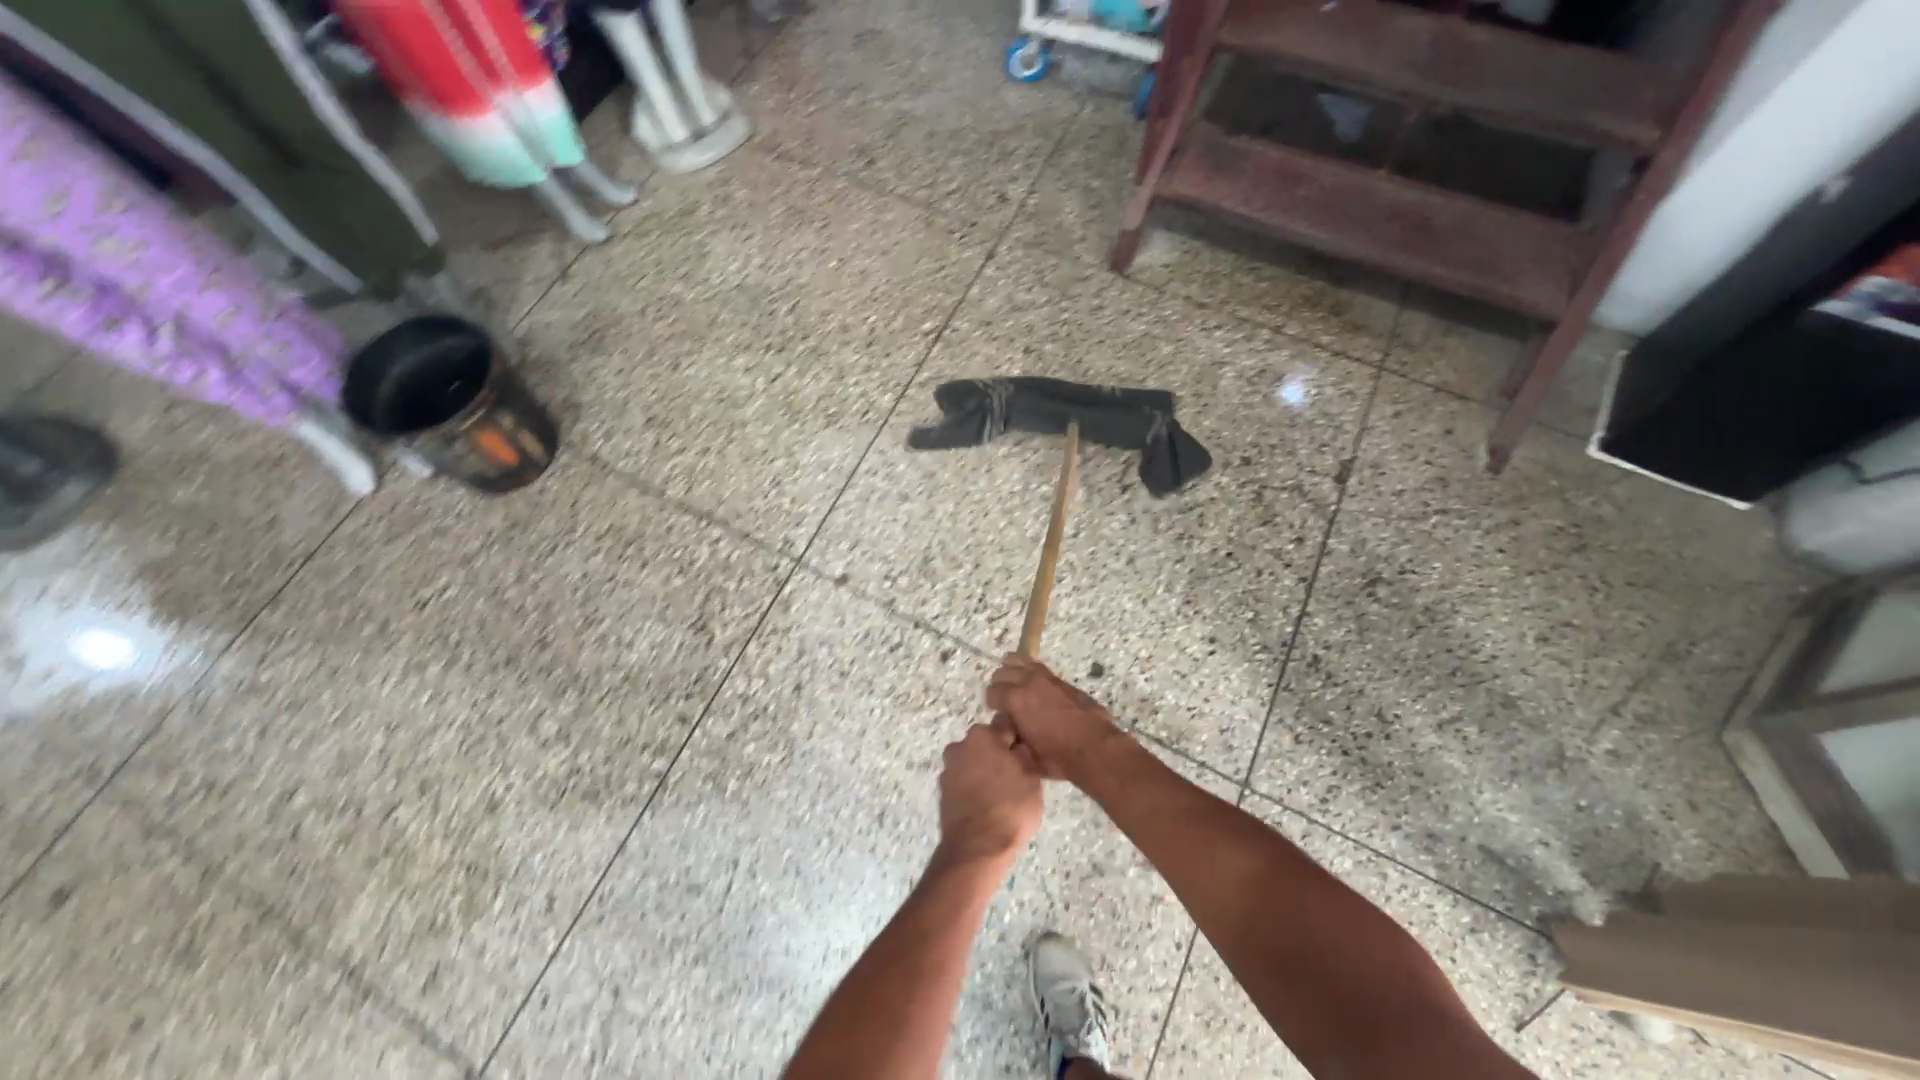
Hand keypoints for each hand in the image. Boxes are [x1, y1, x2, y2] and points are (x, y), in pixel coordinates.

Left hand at [937, 723, 1043, 862]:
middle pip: (986, 743)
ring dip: (985, 771)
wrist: (977, 848)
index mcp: (982, 736)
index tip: (1027, 755)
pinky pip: (964, 782)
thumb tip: (1017, 746)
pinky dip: (974, 787)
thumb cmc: (1011, 807)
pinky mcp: (943, 792)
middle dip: (999, 754)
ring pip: (973, 762)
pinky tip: (986, 805)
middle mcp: (960, 746)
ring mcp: (948, 769)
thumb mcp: (1032, 777)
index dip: (1018, 739)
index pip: (1005, 724)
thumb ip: (1024, 754)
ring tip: (1002, 794)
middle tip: (1017, 776)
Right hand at [985, 656, 1124, 781]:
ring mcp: (1046, 678)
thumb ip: (1012, 739)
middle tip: (1005, 703)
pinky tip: (1032, 681)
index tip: (996, 713)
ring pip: (1019, 662)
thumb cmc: (1057, 757)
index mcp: (1015, 700)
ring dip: (1012, 672)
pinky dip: (1030, 670)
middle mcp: (1028, 683)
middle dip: (999, 687)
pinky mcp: (1061, 680)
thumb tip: (1008, 732)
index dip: (992, 705)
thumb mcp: (1026, 754)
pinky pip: (1038, 667)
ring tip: (1014, 685)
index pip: (991, 693)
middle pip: (1002, 674)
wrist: (1094, 747)